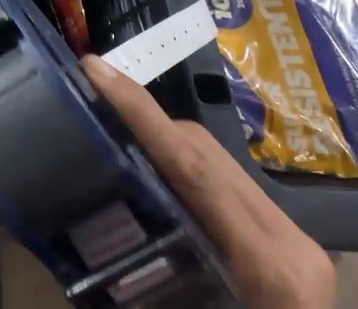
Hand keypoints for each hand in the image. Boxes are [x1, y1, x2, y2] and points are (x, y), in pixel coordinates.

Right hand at [81, 56, 335, 308]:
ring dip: (159, 140)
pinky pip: (226, 187)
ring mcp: (297, 245)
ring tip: (107, 128)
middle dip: (142, 119)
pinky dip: (180, 170)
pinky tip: (147, 175)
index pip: (194, 169)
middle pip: (204, 154)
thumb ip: (129, 288)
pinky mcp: (292, 250)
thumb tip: (60, 240)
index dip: (140, 113)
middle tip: (85, 98)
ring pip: (216, 163)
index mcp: (268, 268)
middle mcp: (291, 245)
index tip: (94, 69)